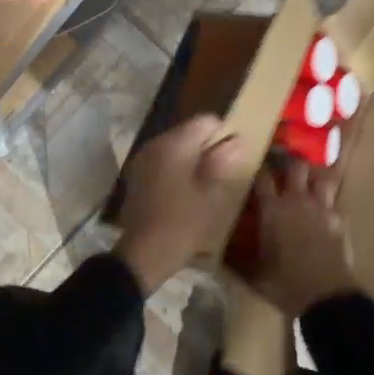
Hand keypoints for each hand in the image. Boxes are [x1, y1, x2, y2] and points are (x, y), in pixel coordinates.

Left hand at [113, 115, 253, 293]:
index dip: (224, 134)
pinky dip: (176, 168)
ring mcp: (143, 159)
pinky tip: (184, 192)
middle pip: (188, 132)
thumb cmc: (182, 224)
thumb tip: (236, 140)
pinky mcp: (137, 175)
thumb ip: (224, 162)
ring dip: (192, 158)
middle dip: (208, 146)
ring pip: (175, 146)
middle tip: (222, 173)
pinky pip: (163, 160)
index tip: (233, 157)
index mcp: (174, 145)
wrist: (143, 253)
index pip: (205, 121)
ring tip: (205, 184)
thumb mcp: (211, 195)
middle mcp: (156, 144)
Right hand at [249, 160, 360, 316]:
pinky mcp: (341, 220)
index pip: (263, 176)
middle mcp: (297, 201)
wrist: (326, 296)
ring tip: (308, 177)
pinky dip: (329, 198)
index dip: (259, 166)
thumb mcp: (253, 273)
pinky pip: (336, 199)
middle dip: (290, 161)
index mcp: (272, 209)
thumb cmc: (285, 284)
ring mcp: (323, 208)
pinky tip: (325, 205)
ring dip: (314, 174)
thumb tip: (217, 252)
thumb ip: (236, 257)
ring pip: (322, 176)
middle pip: (296, 166)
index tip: (255, 162)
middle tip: (283, 164)